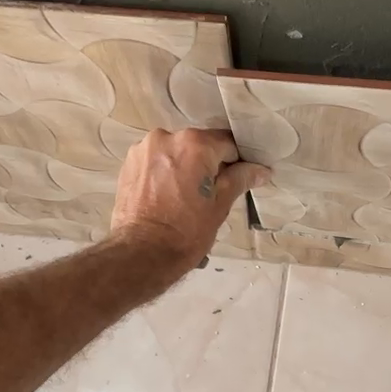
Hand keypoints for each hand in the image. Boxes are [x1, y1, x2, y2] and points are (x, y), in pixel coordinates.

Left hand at [108, 127, 269, 272]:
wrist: (141, 254)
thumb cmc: (185, 233)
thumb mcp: (219, 206)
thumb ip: (240, 179)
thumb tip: (260, 170)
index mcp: (195, 144)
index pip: (228, 144)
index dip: (237, 162)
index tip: (238, 179)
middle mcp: (167, 137)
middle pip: (199, 146)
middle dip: (207, 165)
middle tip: (209, 195)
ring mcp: (144, 149)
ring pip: (176, 153)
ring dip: (184, 168)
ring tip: (184, 198)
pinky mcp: (129, 163)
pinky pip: (156, 161)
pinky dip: (164, 173)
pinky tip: (166, 196)